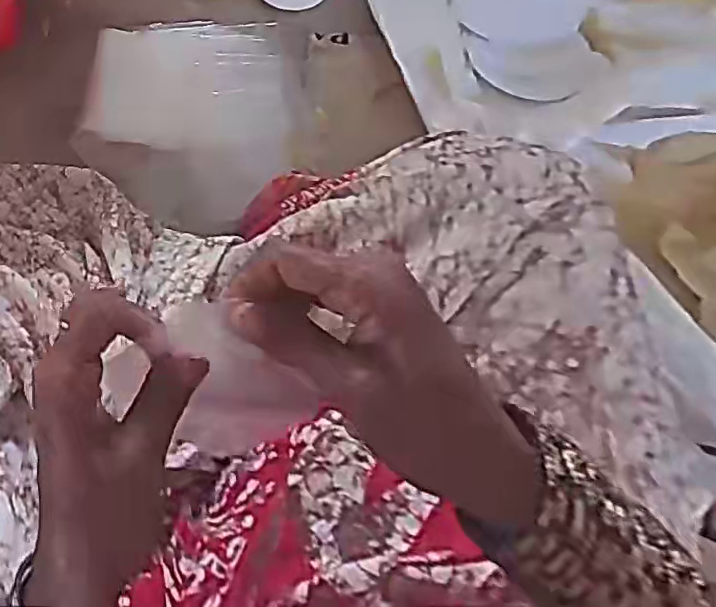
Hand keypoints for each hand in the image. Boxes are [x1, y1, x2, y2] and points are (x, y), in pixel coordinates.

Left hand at [26, 290, 208, 606]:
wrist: (77, 569)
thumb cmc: (105, 518)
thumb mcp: (142, 455)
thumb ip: (165, 395)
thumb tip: (195, 352)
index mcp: (62, 377)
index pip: (97, 311)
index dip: (138, 320)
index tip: (171, 350)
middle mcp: (52, 369)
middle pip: (89, 310)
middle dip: (133, 317)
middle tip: (170, 348)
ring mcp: (56, 381)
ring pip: (89, 326)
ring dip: (128, 329)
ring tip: (165, 354)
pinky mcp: (66, 396)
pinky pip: (91, 348)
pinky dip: (120, 345)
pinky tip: (147, 364)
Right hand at [225, 246, 542, 530]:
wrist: (488, 457)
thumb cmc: (421, 427)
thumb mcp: (349, 388)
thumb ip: (290, 342)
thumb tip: (236, 311)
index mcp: (369, 281)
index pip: (288, 259)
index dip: (250, 282)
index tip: (227, 319)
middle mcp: (375, 265)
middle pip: (298, 261)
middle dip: (263, 291)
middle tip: (240, 333)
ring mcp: (382, 279)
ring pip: (310, 273)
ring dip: (280, 300)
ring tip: (259, 338)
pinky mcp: (384, 296)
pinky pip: (329, 288)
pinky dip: (303, 307)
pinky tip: (290, 337)